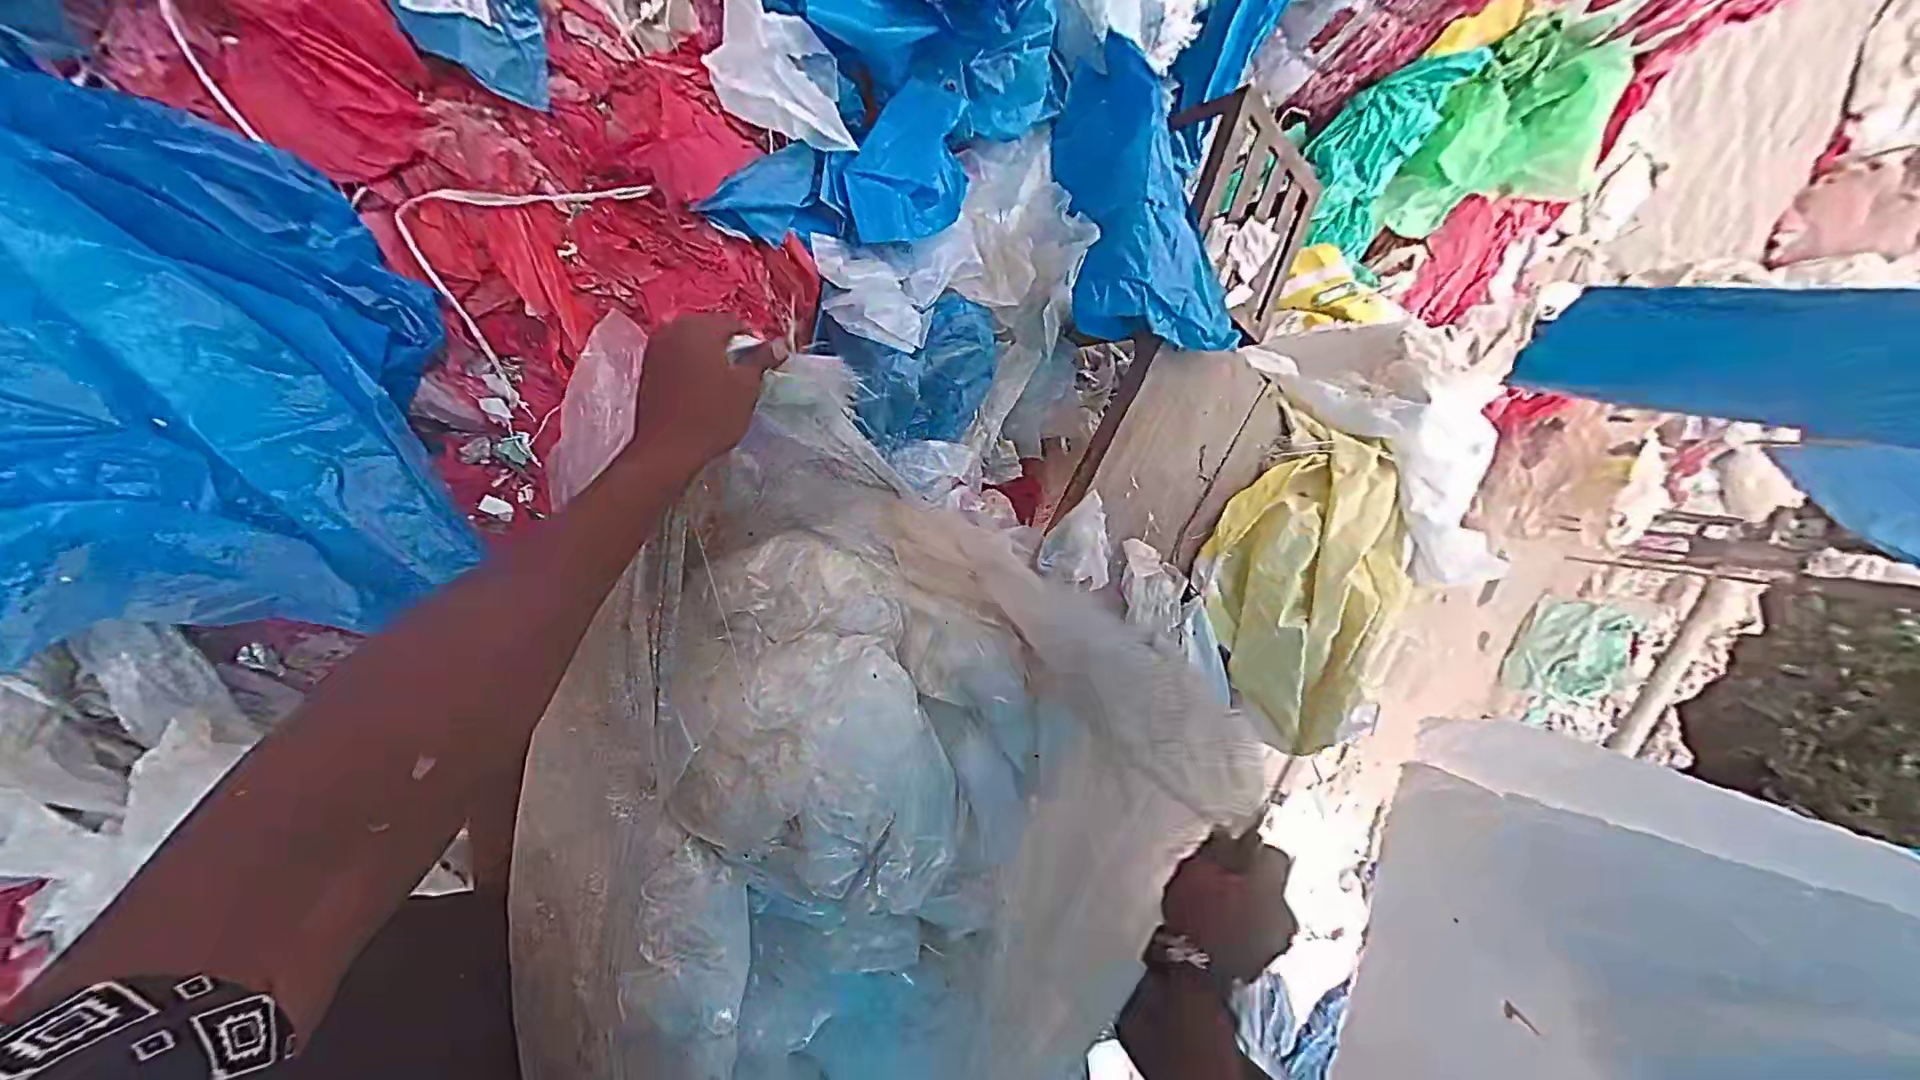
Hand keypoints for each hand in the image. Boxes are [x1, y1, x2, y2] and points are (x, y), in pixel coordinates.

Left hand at [622, 314, 785, 474]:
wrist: (667, 448)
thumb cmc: (712, 415)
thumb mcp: (746, 387)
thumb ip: (760, 359)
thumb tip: (778, 344)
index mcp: (699, 328)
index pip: (734, 322)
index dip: (754, 340)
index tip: (764, 361)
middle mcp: (672, 328)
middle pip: (710, 328)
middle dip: (729, 345)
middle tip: (745, 370)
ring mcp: (655, 347)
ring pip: (691, 341)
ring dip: (709, 354)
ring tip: (724, 379)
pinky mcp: (647, 366)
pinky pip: (676, 355)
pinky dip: (691, 363)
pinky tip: (701, 386)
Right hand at [1160, 829, 1296, 982]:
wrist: (1198, 975)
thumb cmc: (1195, 916)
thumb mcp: (1196, 872)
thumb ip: (1217, 849)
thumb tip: (1228, 832)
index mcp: (1267, 882)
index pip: (1274, 853)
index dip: (1256, 846)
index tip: (1239, 844)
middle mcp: (1283, 909)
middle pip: (1275, 882)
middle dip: (1256, 877)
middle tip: (1231, 876)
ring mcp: (1281, 938)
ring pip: (1272, 909)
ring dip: (1256, 903)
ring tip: (1230, 904)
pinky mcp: (1272, 960)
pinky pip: (1266, 932)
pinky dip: (1253, 926)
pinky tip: (1232, 927)